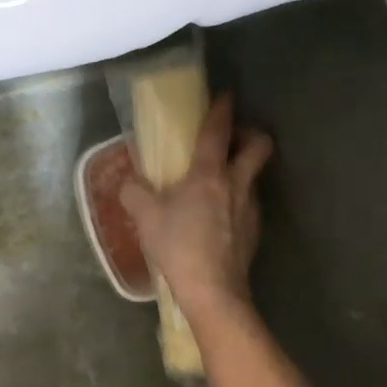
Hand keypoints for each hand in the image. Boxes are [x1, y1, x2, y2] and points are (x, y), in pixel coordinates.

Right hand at [119, 94, 273, 325]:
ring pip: (253, 176)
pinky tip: (218, 218)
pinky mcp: (254, 231)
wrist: (212, 290)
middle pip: (258, 145)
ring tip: (217, 184)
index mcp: (209, 173)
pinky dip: (236, 202)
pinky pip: (247, 204)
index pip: (218, 130)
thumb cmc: (178, 247)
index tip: (224, 96)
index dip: (221, 109)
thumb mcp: (145, 218)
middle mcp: (236, 183)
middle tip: (232, 139)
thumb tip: (128, 183)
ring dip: (240, 171)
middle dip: (249, 134)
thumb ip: (134, 193)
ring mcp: (250, 208)